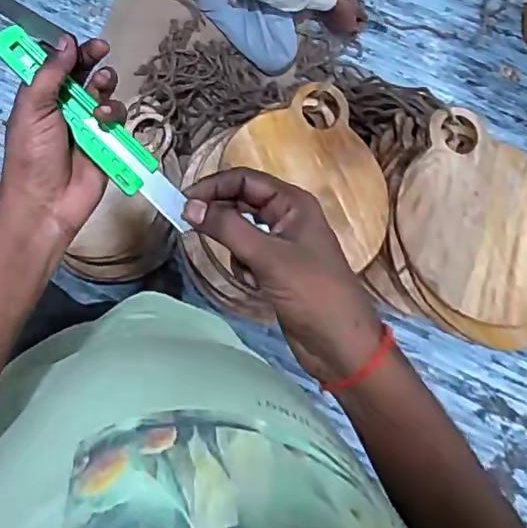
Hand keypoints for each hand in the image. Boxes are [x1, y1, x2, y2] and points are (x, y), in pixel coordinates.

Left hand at [0, 35, 121, 245]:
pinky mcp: (107, 138)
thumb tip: (66, 40)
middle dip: (93, 59)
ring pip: (105, 90)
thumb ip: (50, 73)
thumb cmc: (31, 155)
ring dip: (104, 85)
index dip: (69, 50)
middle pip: (85, 71)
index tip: (79, 41)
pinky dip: (113, 112)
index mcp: (41, 95)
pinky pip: (117, 115)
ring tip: (100, 90)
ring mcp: (88, 121)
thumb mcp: (32, 108)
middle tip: (101, 50)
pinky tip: (103, 120)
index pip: (58, 63)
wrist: (46, 204)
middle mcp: (65, 104)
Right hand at [183, 169, 383, 383]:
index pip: (245, 180)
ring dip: (233, 245)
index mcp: (292, 202)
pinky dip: (242, 266)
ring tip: (244, 266)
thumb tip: (189, 205)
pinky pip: (246, 254)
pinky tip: (254, 283)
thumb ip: (227, 228)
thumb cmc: (313, 293)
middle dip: (219, 213)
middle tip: (189, 224)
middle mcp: (287, 216)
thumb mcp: (268, 257)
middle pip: (241, 201)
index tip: (185, 200)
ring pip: (240, 229)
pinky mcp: (276, 268)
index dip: (214, 186)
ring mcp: (282, 242)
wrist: (342, 347)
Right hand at [319, 0, 366, 35]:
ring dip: (346, 25)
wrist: (326, 3)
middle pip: (352, 30)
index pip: (362, 27)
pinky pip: (337, 28)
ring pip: (344, 30)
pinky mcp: (328, 28)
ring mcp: (335, 31)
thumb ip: (363, 16)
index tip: (359, 14)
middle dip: (354, 24)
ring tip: (345, 17)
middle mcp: (345, 33)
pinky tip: (338, 18)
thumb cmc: (343, 5)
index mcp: (353, 28)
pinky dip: (339, 25)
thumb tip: (366, 20)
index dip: (362, 20)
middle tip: (353, 17)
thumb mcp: (356, 8)